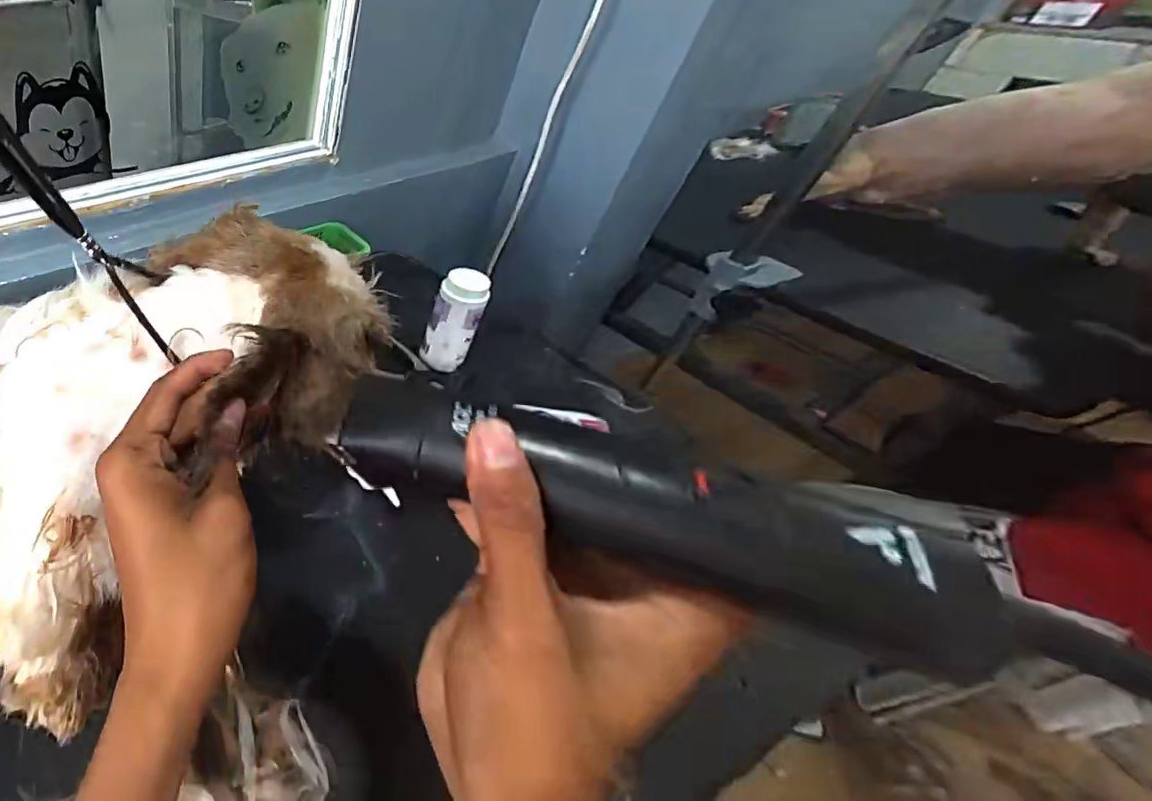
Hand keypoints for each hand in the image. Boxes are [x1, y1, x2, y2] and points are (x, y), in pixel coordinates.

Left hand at [96, 349, 255, 706]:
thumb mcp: (223, 509)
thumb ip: (225, 450)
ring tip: (253, 398)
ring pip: (173, 437)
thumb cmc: (199, 584)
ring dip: (209, 419)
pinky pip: (174, 462)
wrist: (172, 661)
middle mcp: (122, 466)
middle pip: (167, 413)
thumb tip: (234, 408)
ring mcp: (133, 488)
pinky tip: (236, 435)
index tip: (236, 354)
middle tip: (254, 376)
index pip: (164, 394)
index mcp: (128, 459)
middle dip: (209, 393)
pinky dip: (204, 448)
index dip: (201, 369)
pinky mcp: (147, 507)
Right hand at [417, 420, 748, 800]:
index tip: (628, 401)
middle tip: (544, 389)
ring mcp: (576, 579)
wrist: (482, 779)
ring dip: (525, 469)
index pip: (692, 510)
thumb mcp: (525, 616)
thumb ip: (511, 522)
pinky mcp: (526, 580)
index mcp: (675, 599)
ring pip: (557, 505)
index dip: (665, 458)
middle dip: (578, 451)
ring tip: (498, 410)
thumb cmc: (536, 719)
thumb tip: (492, 431)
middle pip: (613, 497)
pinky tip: (460, 458)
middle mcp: (634, 582)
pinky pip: (513, 522)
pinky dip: (488, 494)